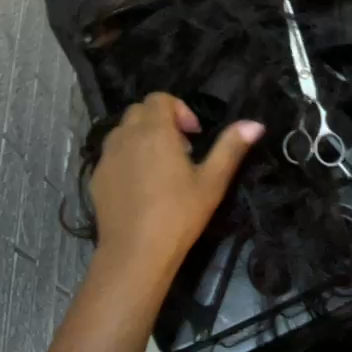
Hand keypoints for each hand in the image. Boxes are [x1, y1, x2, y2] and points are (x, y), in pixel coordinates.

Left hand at [88, 93, 263, 283]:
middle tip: (180, 150)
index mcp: (155, 130)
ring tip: (159, 167)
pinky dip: (126, 157)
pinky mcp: (96, 176)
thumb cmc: (178, 215)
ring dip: (141, 137)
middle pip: (140, 111)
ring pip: (123, 131)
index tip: (193, 136)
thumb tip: (255, 124)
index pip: (159, 98)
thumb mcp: (212, 182)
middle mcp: (126, 135)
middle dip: (160, 121)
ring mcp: (107, 156)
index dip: (179, 109)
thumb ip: (231, 148)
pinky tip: (140, 187)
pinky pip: (111, 154)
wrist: (135, 254)